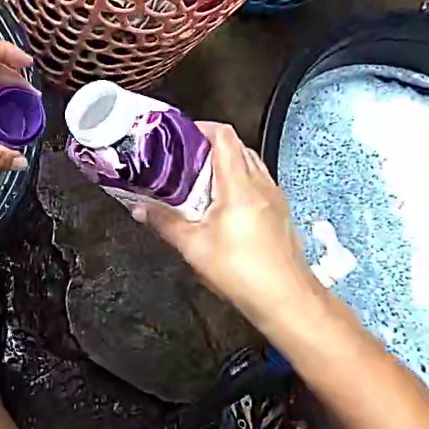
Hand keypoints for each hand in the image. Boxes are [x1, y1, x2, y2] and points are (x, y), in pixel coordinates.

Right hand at [133, 123, 323, 321]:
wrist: (287, 300)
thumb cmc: (243, 273)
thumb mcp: (193, 248)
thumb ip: (165, 223)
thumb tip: (140, 209)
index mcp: (239, 185)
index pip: (225, 137)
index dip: (203, 128)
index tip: (181, 135)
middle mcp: (261, 184)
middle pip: (237, 147)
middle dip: (210, 146)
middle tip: (184, 158)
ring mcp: (274, 197)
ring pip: (250, 163)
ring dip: (226, 163)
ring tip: (200, 178)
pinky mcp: (280, 212)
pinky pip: (259, 182)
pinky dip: (240, 180)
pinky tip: (223, 203)